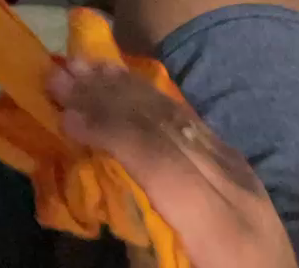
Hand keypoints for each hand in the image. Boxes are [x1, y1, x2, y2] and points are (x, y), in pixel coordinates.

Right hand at [50, 61, 298, 267]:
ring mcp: (240, 172)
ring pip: (178, 113)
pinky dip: (147, 95)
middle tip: (58, 76)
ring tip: (80, 64)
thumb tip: (92, 182)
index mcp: (223, 233)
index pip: (162, 162)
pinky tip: (120, 78)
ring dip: (122, 85)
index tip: (65, 117)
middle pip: (167, 127)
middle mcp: (236, 190)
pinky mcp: (237, 165)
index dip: (111, 132)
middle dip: (106, 96)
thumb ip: (138, 234)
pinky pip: (188, 118)